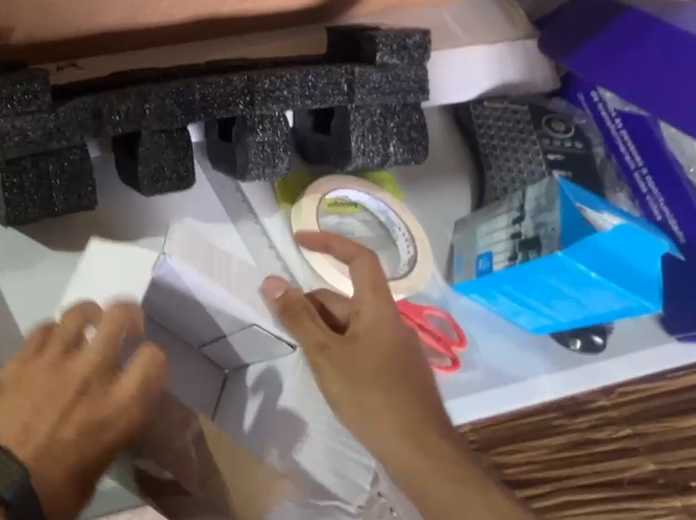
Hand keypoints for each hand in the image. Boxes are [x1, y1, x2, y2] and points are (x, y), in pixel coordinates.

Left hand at [0, 302, 166, 519]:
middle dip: (128, 313)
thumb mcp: (98, 466)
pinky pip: (44, 328)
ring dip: (89, 312)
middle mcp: (90, 374)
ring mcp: (53, 359)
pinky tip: (54, 339)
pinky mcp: (22, 356)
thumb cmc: (54, 490)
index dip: (154, 356)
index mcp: (118, 410)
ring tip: (91, 320)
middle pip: (117, 319)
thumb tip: (109, 413)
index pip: (153, 361)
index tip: (146, 360)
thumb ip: (110, 428)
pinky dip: (55, 329)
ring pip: (77, 313)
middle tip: (128, 322)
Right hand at [261, 232, 456, 462]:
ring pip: (350, 324)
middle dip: (311, 305)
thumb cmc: (371, 396)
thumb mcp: (324, 354)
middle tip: (284, 325)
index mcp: (379, 311)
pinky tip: (328, 372)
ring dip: (322, 329)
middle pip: (344, 298)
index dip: (330, 243)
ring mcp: (397, 349)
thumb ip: (297, 316)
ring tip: (305, 356)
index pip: (360, 260)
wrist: (423, 456)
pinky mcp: (397, 373)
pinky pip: (360, 344)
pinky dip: (337, 347)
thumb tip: (272, 280)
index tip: (298, 240)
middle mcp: (391, 323)